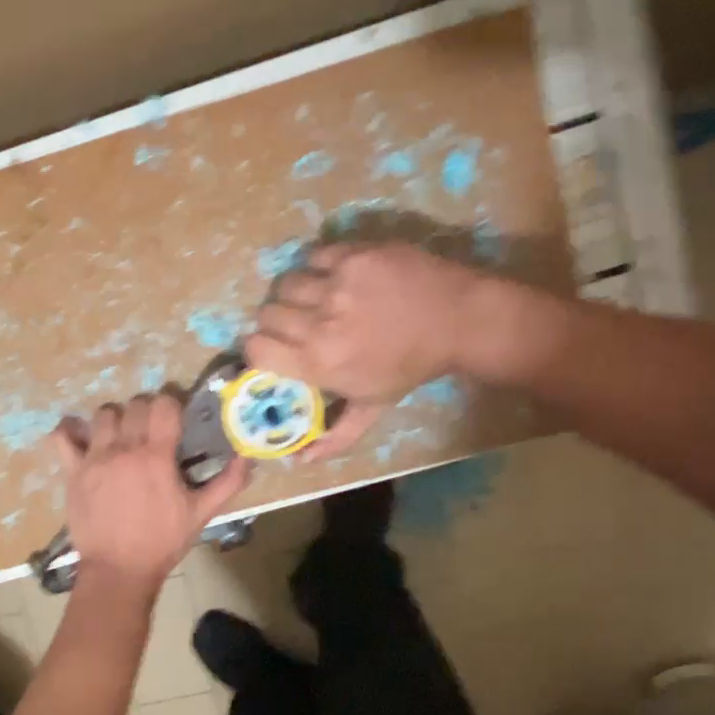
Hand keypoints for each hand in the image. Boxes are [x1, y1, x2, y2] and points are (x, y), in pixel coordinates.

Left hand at [52, 393, 250, 588]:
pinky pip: (62, 436)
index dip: (171, 404)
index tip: (175, 417)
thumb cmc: (162, 542)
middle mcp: (124, 450)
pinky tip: (82, 437)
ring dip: (115, 419)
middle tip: (151, 430)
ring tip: (121, 436)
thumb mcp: (201, 514)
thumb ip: (227, 483)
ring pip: (103, 415)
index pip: (163, 404)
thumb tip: (248, 458)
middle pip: (134, 405)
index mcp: (156, 457)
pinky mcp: (73, 472)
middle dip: (146, 410)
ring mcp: (95, 458)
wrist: (118, 570)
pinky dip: (70, 430)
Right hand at [245, 243, 494, 460]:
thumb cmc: (411, 367)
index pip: (255, 348)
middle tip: (294, 324)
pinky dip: (318, 266)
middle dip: (274, 320)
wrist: (459, 320)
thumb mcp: (373, 406)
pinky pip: (314, 256)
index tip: (271, 348)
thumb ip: (335, 435)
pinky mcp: (354, 255)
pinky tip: (333, 276)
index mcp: (320, 362)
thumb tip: (301, 460)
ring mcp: (337, 285)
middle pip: (266, 313)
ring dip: (293, 292)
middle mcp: (321, 323)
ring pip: (286, 282)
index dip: (258, 348)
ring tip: (313, 298)